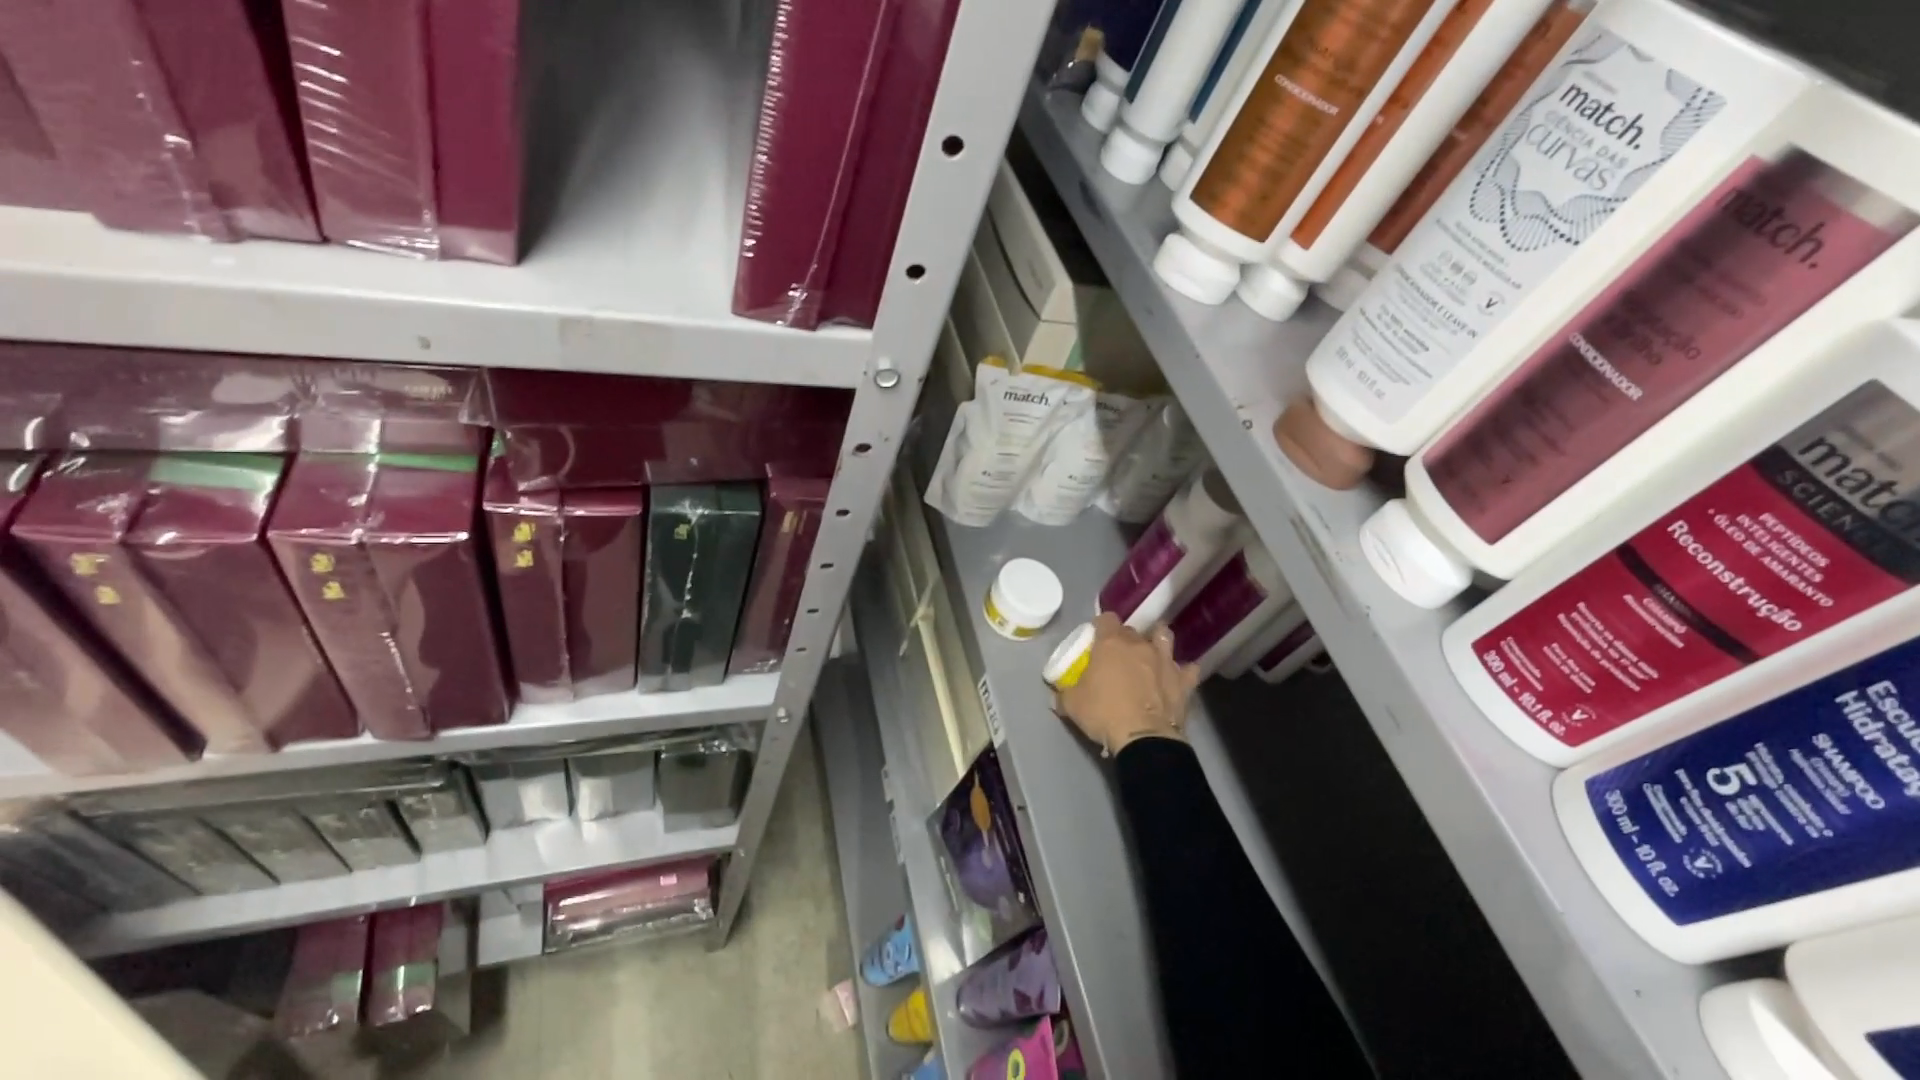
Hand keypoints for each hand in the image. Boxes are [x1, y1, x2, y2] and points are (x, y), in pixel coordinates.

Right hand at [1053, 612, 1197, 756]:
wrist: (1143, 738)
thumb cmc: (1103, 714)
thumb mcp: (1071, 704)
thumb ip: (1063, 693)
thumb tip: (1056, 695)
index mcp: (1110, 644)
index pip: (1105, 619)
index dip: (1100, 626)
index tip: (1095, 638)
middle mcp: (1139, 645)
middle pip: (1132, 630)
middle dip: (1125, 639)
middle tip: (1118, 655)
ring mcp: (1165, 661)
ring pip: (1164, 637)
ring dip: (1158, 641)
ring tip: (1152, 652)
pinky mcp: (1184, 681)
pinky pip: (1188, 669)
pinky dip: (1184, 671)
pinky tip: (1179, 677)